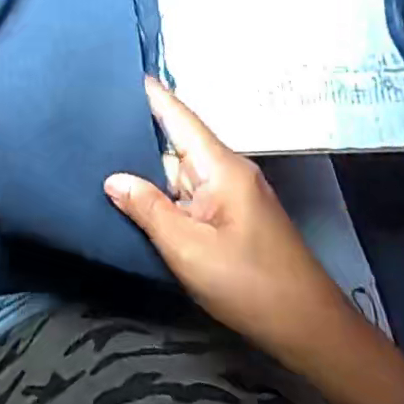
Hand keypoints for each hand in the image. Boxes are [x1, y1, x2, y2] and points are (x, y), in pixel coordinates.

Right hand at [105, 79, 354, 357]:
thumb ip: (147, 209)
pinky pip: (189, 193)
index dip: (153, 95)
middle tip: (92, 120)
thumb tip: (113, 179)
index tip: (124, 72)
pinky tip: (136, 195)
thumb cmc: (249, 285)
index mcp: (222, 169)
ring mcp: (232, 195)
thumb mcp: (187, 248)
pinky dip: (163, 191)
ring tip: (101, 154)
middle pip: (176, 143)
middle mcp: (228, 173)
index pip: (180, 118)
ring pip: (180, 171)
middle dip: (138, 133)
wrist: (311, 331)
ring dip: (148, 168)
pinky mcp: (231, 216)